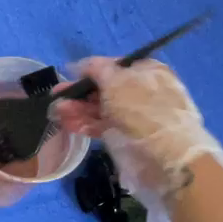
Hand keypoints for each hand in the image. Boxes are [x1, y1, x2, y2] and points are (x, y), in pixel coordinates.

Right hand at [54, 57, 222, 210]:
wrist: (166, 156)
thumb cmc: (142, 110)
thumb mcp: (116, 81)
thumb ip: (96, 69)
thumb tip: (81, 65)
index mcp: (146, 72)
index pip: (113, 66)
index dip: (90, 71)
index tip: (70, 76)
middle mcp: (141, 92)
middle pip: (103, 89)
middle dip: (79, 93)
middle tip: (56, 97)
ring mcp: (134, 116)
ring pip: (100, 108)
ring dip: (77, 109)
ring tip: (56, 112)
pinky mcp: (127, 136)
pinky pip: (102, 126)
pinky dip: (85, 124)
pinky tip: (67, 124)